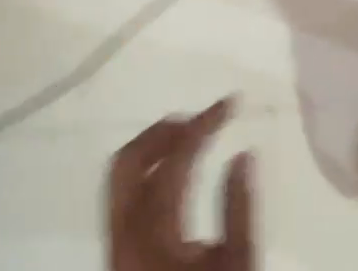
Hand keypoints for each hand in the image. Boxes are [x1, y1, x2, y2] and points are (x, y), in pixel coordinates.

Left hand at [108, 97, 255, 270]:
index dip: (203, 125)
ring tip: (191, 136)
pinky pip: (122, 196)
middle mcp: (122, 236)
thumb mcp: (239, 263)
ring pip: (118, 177)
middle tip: (202, 118)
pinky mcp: (117, 254)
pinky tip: (176, 170)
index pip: (174, 162)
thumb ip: (240, 207)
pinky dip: (147, 170)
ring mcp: (113, 246)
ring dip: (153, 147)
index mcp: (154, 236)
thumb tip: (243, 154)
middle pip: (126, 163)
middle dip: (164, 130)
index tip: (231, 103)